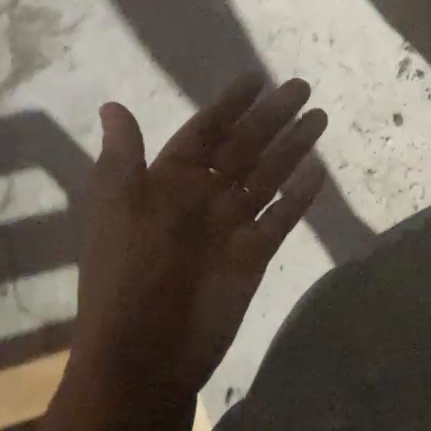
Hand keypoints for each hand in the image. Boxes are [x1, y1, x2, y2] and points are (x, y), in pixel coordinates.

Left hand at [71, 74, 327, 396]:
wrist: (144, 353)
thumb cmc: (126, 272)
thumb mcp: (116, 206)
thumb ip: (123, 157)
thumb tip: (111, 105)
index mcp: (168, 182)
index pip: (205, 132)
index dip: (229, 104)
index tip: (256, 77)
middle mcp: (203, 197)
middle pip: (244, 146)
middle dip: (271, 116)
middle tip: (301, 86)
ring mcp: (231, 225)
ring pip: (268, 175)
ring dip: (293, 146)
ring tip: (319, 117)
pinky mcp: (254, 254)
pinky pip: (281, 216)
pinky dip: (300, 195)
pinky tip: (319, 171)